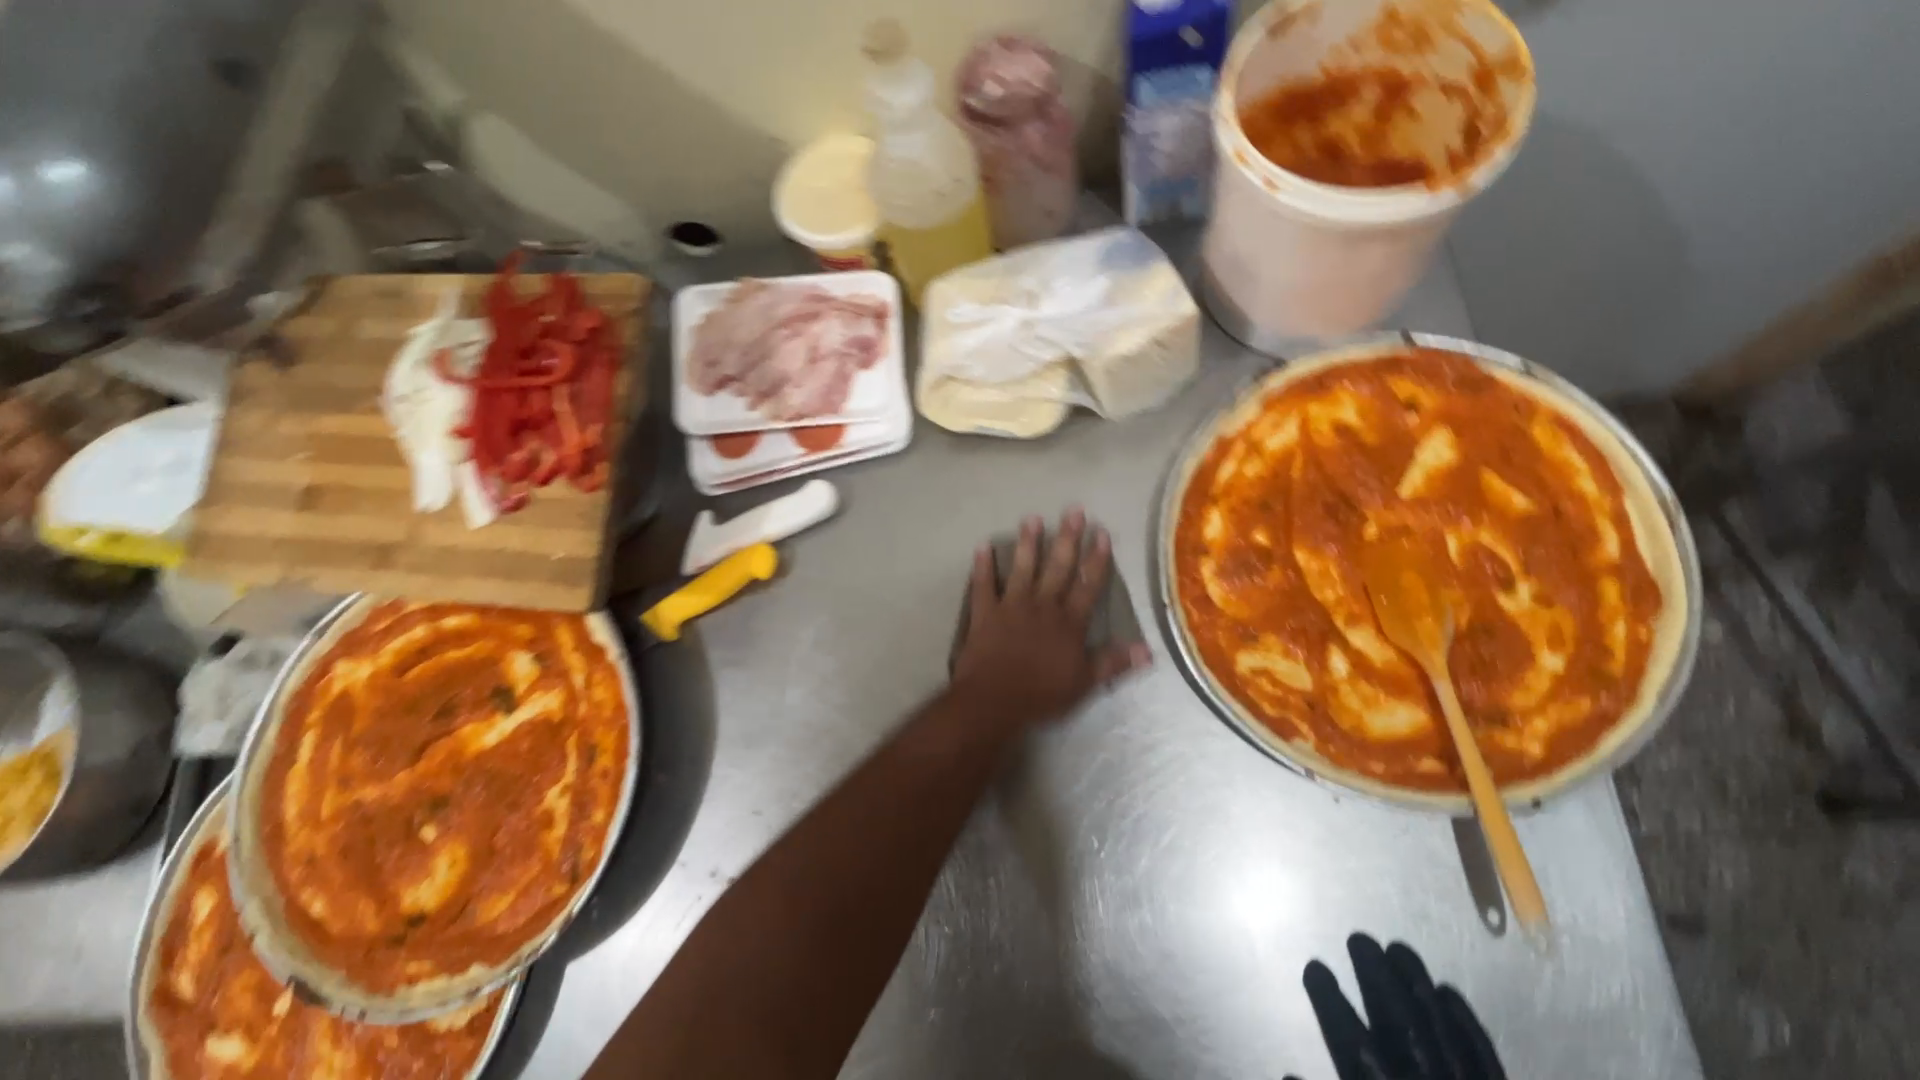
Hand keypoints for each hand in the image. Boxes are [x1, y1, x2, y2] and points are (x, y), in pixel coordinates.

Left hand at [949, 509, 1151, 731]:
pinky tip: (982, 546)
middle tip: (1074, 510)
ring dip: (1028, 543)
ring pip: (1022, 569)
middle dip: (1068, 539)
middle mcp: (1043, 606)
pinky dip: (983, 566)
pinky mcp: (985, 614)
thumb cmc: (1042, 694)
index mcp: (1069, 623)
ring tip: (1032, 518)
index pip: (1089, 585)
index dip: (1097, 560)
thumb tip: (1147, 650)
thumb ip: (1113, 663)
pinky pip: (984, 585)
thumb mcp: (1084, 683)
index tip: (1102, 533)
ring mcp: (1011, 607)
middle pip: (1058, 568)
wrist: (994, 700)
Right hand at [1287, 934, 1505, 1079]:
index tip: (1314, 965)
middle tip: (1359, 938)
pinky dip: (1466, 1023)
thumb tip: (1289, 1076)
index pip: (1350, 1041)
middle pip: (1399, 1023)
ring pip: (1442, 1031)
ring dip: (1419, 986)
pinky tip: (1448, 993)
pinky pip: (1484, 1057)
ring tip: (1399, 948)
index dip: (1330, 1001)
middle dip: (1377, 978)